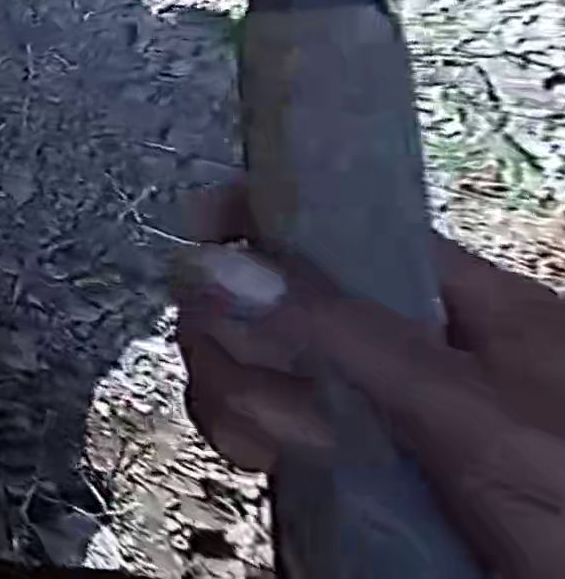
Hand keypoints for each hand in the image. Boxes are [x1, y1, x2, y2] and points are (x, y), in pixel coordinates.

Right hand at [174, 184, 564, 578]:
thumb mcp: (475, 419)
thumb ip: (340, 331)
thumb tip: (202, 259)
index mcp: (457, 304)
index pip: (334, 221)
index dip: (255, 213)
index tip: (197, 233)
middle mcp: (389, 335)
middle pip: (257, 287)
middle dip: (236, 336)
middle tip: (269, 391)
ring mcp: (353, 390)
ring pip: (234, 345)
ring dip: (233, 391)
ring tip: (276, 448)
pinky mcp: (323, 438)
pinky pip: (236, 400)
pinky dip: (230, 424)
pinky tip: (260, 460)